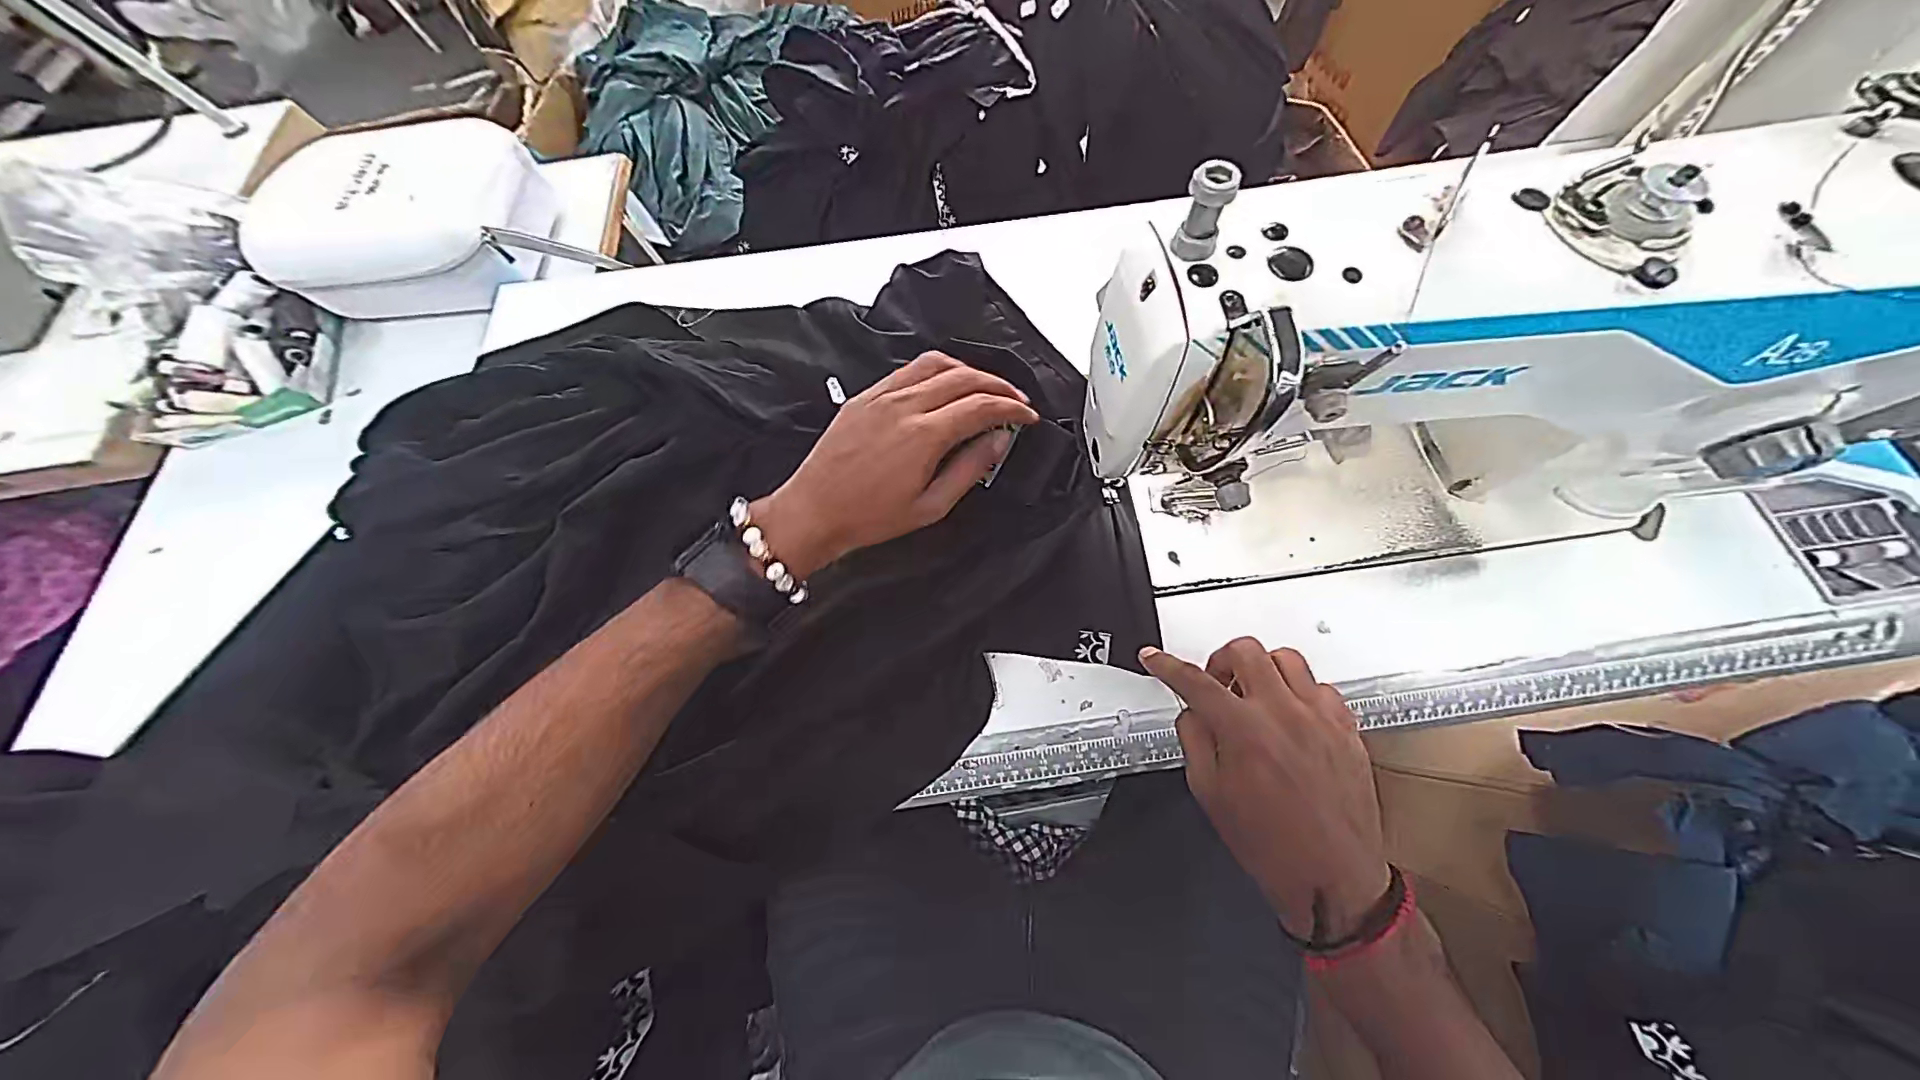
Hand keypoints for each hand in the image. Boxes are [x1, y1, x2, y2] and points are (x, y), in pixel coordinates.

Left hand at [751, 352, 1038, 576]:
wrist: (815, 512)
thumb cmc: (865, 516)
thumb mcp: (931, 506)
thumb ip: (969, 469)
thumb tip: (996, 443)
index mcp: (923, 435)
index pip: (982, 406)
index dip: (1012, 409)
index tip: (1025, 417)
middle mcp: (903, 407)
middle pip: (965, 377)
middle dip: (999, 386)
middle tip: (1014, 402)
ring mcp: (881, 397)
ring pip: (937, 363)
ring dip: (969, 371)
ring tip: (984, 388)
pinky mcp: (864, 397)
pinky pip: (907, 369)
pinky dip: (935, 370)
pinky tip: (942, 384)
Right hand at [1140, 639, 1390, 940]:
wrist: (1332, 878)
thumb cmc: (1275, 847)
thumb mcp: (1210, 793)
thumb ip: (1194, 740)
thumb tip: (1192, 713)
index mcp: (1244, 732)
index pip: (1195, 681)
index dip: (1167, 665)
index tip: (1158, 659)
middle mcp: (1284, 716)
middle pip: (1245, 650)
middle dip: (1219, 659)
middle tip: (1215, 681)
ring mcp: (1320, 719)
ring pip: (1286, 658)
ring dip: (1261, 668)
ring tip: (1253, 693)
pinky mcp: (1347, 730)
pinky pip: (1321, 687)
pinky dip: (1299, 691)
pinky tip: (1290, 712)